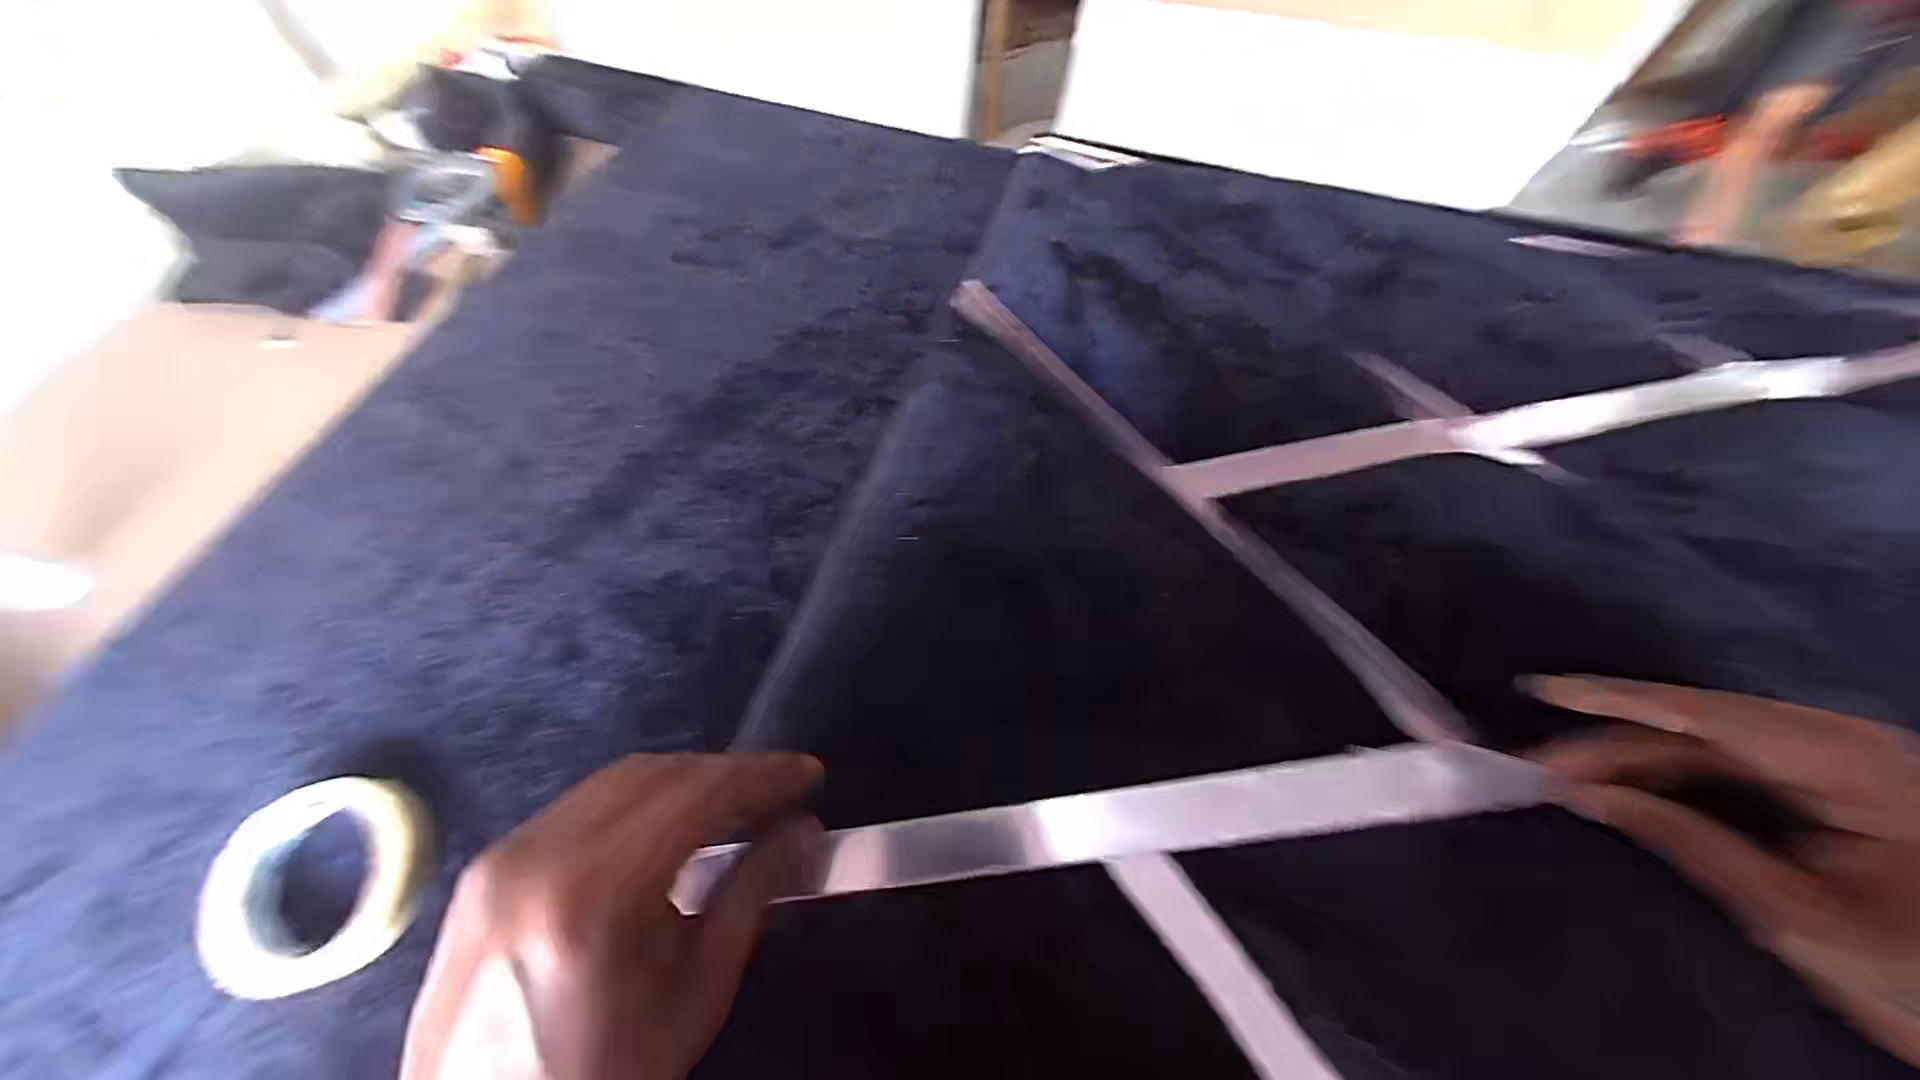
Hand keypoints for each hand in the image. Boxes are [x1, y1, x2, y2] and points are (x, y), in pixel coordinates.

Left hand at [399, 753, 822, 1079]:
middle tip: (778, 789)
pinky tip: (673, 821)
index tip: (807, 773)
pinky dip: (643, 796)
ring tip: (736, 802)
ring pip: (621, 778)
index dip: (762, 773)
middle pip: (660, 772)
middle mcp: (540, 856)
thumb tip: (802, 829)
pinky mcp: (490, 862)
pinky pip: (586, 801)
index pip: (697, 794)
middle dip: (729, 771)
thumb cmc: (605, 1070)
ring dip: (688, 778)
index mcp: (594, 894)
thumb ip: (755, 892)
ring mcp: (505, 855)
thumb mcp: (700, 989)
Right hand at [1528, 676, 1919, 1065]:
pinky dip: (1669, 768)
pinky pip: (1734, 759)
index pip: (1712, 717)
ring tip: (1567, 774)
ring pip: (1711, 742)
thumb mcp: (1796, 919)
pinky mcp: (1840, 783)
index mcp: (1861, 770)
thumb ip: (1685, 842)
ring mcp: (1850, 764)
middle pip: (1703, 727)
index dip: (1616, 698)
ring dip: (1634, 757)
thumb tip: (1580, 792)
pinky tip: (1624, 778)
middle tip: (1539, 765)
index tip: (1540, 689)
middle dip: (1612, 741)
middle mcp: (1855, 749)